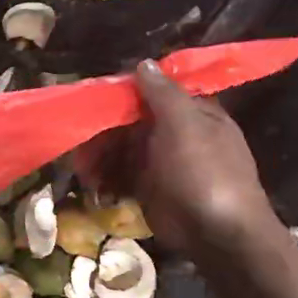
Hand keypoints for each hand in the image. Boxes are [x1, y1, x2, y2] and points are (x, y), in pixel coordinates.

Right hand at [82, 61, 279, 257]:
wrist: (219, 234)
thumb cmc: (204, 171)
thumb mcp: (185, 124)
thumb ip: (163, 93)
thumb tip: (144, 63)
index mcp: (191, 111)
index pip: (153, 91)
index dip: (124, 92)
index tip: (94, 97)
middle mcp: (175, 133)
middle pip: (131, 121)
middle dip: (103, 129)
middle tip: (78, 139)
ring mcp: (162, 162)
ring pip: (123, 149)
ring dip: (99, 155)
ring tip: (81, 168)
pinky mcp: (150, 189)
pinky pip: (122, 176)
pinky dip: (105, 178)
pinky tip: (92, 184)